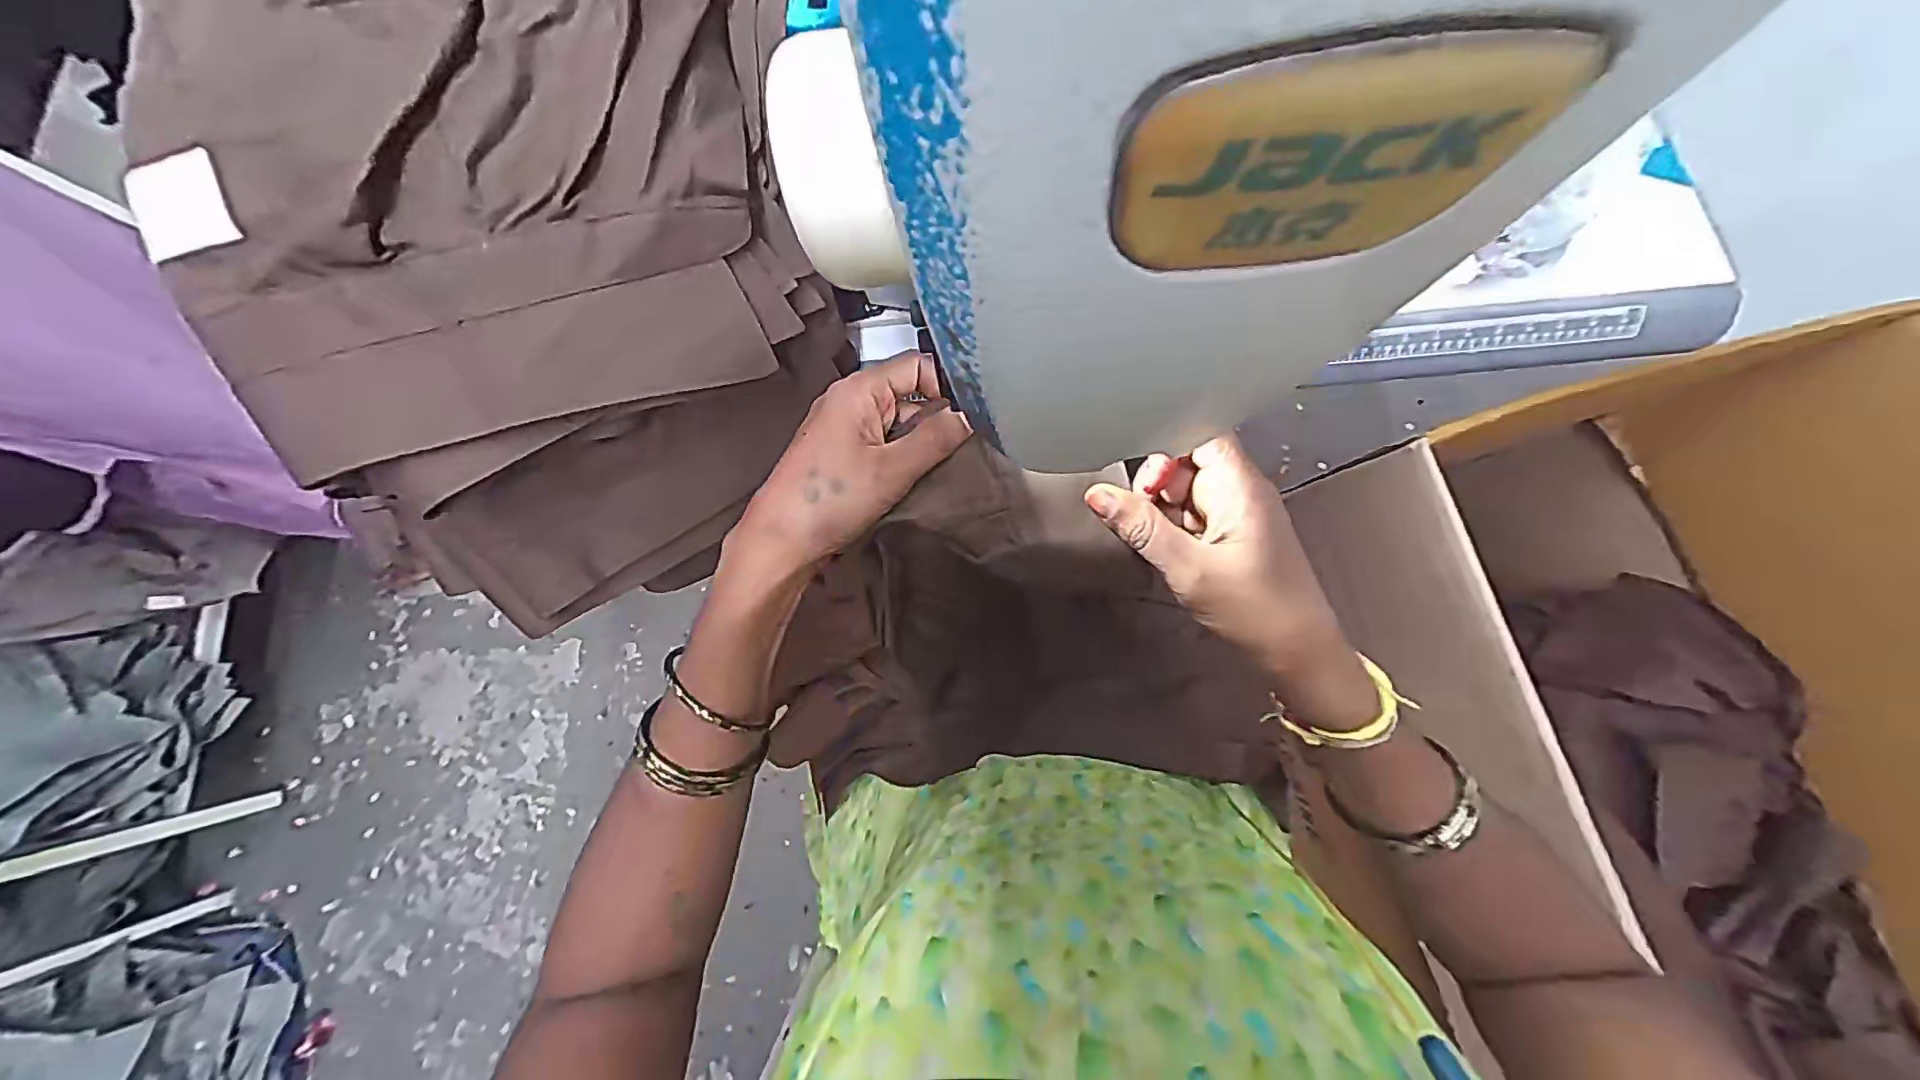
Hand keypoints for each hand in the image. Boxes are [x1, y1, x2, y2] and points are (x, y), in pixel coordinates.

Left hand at [729, 352, 971, 577]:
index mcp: (858, 391)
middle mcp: (849, 402)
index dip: (946, 388)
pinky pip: (885, 446)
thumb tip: (965, 418)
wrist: (782, 540)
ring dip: (917, 447)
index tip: (965, 417)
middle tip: (947, 454)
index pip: (918, 365)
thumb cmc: (821, 502)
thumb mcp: (893, 469)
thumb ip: (936, 439)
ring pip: (900, 425)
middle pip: (911, 396)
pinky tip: (904, 483)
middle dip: (933, 423)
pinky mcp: (845, 455)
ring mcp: (846, 429)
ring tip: (919, 475)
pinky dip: (900, 461)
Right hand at [1084, 434, 1375, 728]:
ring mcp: (1239, 515)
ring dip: (1164, 514)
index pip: (1199, 435)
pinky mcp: (1234, 536)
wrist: (1297, 653)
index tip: (1145, 486)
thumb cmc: (1258, 611)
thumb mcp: (1187, 568)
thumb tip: (1099, 496)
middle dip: (1158, 487)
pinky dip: (1176, 532)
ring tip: (1165, 546)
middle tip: (1148, 522)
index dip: (1165, 451)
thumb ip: (1141, 527)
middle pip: (1188, 462)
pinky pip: (1195, 517)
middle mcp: (1242, 492)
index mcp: (1240, 486)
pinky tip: (1175, 555)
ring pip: (1186, 492)